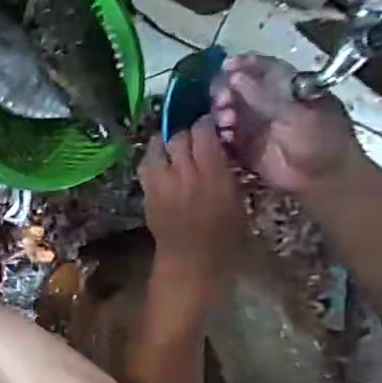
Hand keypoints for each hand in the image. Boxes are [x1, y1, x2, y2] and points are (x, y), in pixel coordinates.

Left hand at [140, 117, 243, 269]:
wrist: (192, 260)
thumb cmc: (224, 234)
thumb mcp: (236, 198)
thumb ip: (224, 170)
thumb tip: (217, 149)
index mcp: (212, 174)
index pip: (203, 133)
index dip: (205, 123)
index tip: (209, 123)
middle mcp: (184, 173)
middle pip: (178, 137)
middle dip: (184, 131)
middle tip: (191, 135)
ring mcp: (161, 182)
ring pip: (156, 147)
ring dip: (164, 142)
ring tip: (171, 144)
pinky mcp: (146, 192)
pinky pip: (145, 166)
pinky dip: (152, 159)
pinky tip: (160, 162)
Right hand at [212, 54, 363, 194]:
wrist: (323, 180)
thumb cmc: (322, 141)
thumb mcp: (299, 113)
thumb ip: (266, 96)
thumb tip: (235, 77)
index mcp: (288, 89)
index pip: (264, 69)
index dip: (246, 64)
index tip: (227, 65)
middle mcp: (269, 103)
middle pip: (239, 89)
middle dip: (226, 90)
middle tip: (221, 98)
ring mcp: (255, 125)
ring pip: (228, 110)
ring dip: (221, 112)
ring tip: (225, 120)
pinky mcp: (244, 146)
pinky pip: (224, 135)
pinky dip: (219, 133)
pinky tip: (223, 135)